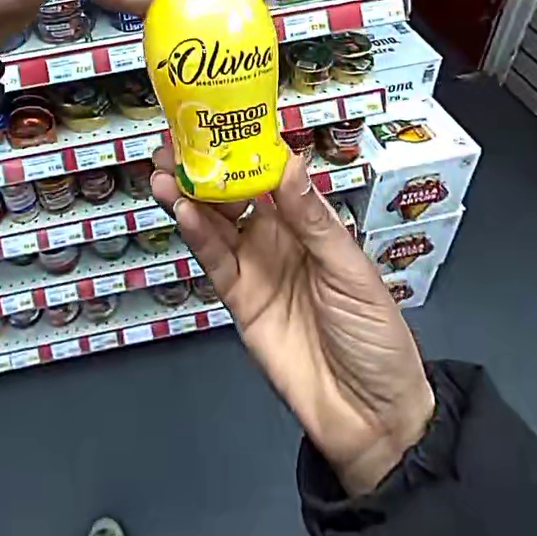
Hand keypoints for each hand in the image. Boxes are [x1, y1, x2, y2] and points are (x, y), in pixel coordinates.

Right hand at [152, 147, 434, 495]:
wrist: (368, 415)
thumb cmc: (372, 331)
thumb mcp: (349, 269)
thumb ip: (312, 218)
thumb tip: (287, 160)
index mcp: (306, 219)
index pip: (269, 173)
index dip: (243, 147)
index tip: (217, 120)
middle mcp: (274, 235)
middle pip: (232, 193)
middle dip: (203, 167)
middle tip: (172, 142)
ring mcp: (253, 265)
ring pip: (214, 222)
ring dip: (189, 196)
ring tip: (164, 171)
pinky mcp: (237, 297)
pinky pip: (214, 260)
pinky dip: (197, 235)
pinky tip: (181, 211)